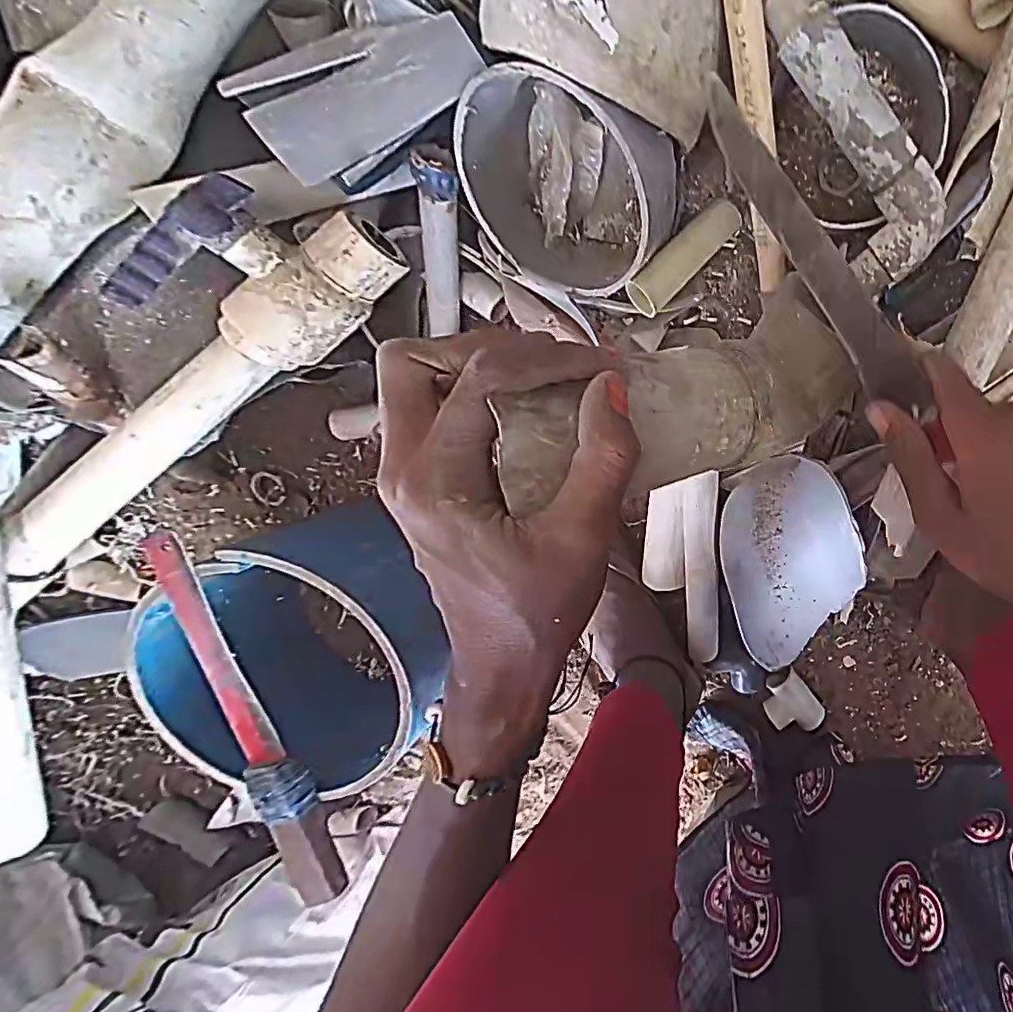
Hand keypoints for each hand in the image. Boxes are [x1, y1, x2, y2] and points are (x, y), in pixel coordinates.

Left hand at [377, 331, 636, 778]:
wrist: (502, 665)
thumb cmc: (538, 612)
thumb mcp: (582, 538)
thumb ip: (602, 459)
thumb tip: (610, 387)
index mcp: (435, 481)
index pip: (481, 379)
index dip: (550, 359)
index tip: (603, 366)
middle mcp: (402, 469)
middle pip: (414, 361)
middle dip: (487, 346)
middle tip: (552, 363)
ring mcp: (403, 475)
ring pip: (414, 380)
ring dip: (474, 364)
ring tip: (540, 375)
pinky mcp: (419, 484)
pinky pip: (430, 410)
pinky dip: (473, 391)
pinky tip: (523, 406)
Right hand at [866, 353, 1012, 638]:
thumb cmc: (1004, 553)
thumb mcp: (938, 513)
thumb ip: (908, 455)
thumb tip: (881, 410)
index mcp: (981, 428)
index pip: (940, 370)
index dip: (911, 371)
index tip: (891, 391)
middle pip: (955, 401)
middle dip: (934, 429)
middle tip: (927, 478)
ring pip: (977, 418)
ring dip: (959, 445)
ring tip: (957, 495)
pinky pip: (1000, 429)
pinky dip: (982, 451)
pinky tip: (984, 495)